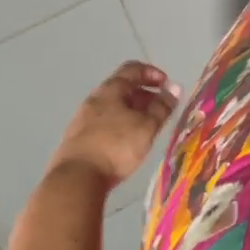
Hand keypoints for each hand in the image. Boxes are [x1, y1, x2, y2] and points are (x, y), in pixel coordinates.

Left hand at [49, 61, 180, 184]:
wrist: (75, 180)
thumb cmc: (116, 147)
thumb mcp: (146, 127)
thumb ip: (162, 107)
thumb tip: (175, 88)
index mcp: (110, 90)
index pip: (133, 69)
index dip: (152, 73)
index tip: (166, 86)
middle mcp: (93, 100)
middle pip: (121, 88)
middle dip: (143, 95)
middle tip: (158, 110)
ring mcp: (81, 120)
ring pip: (110, 107)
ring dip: (129, 112)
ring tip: (143, 128)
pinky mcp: (75, 140)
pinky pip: (100, 124)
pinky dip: (116, 126)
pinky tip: (123, 144)